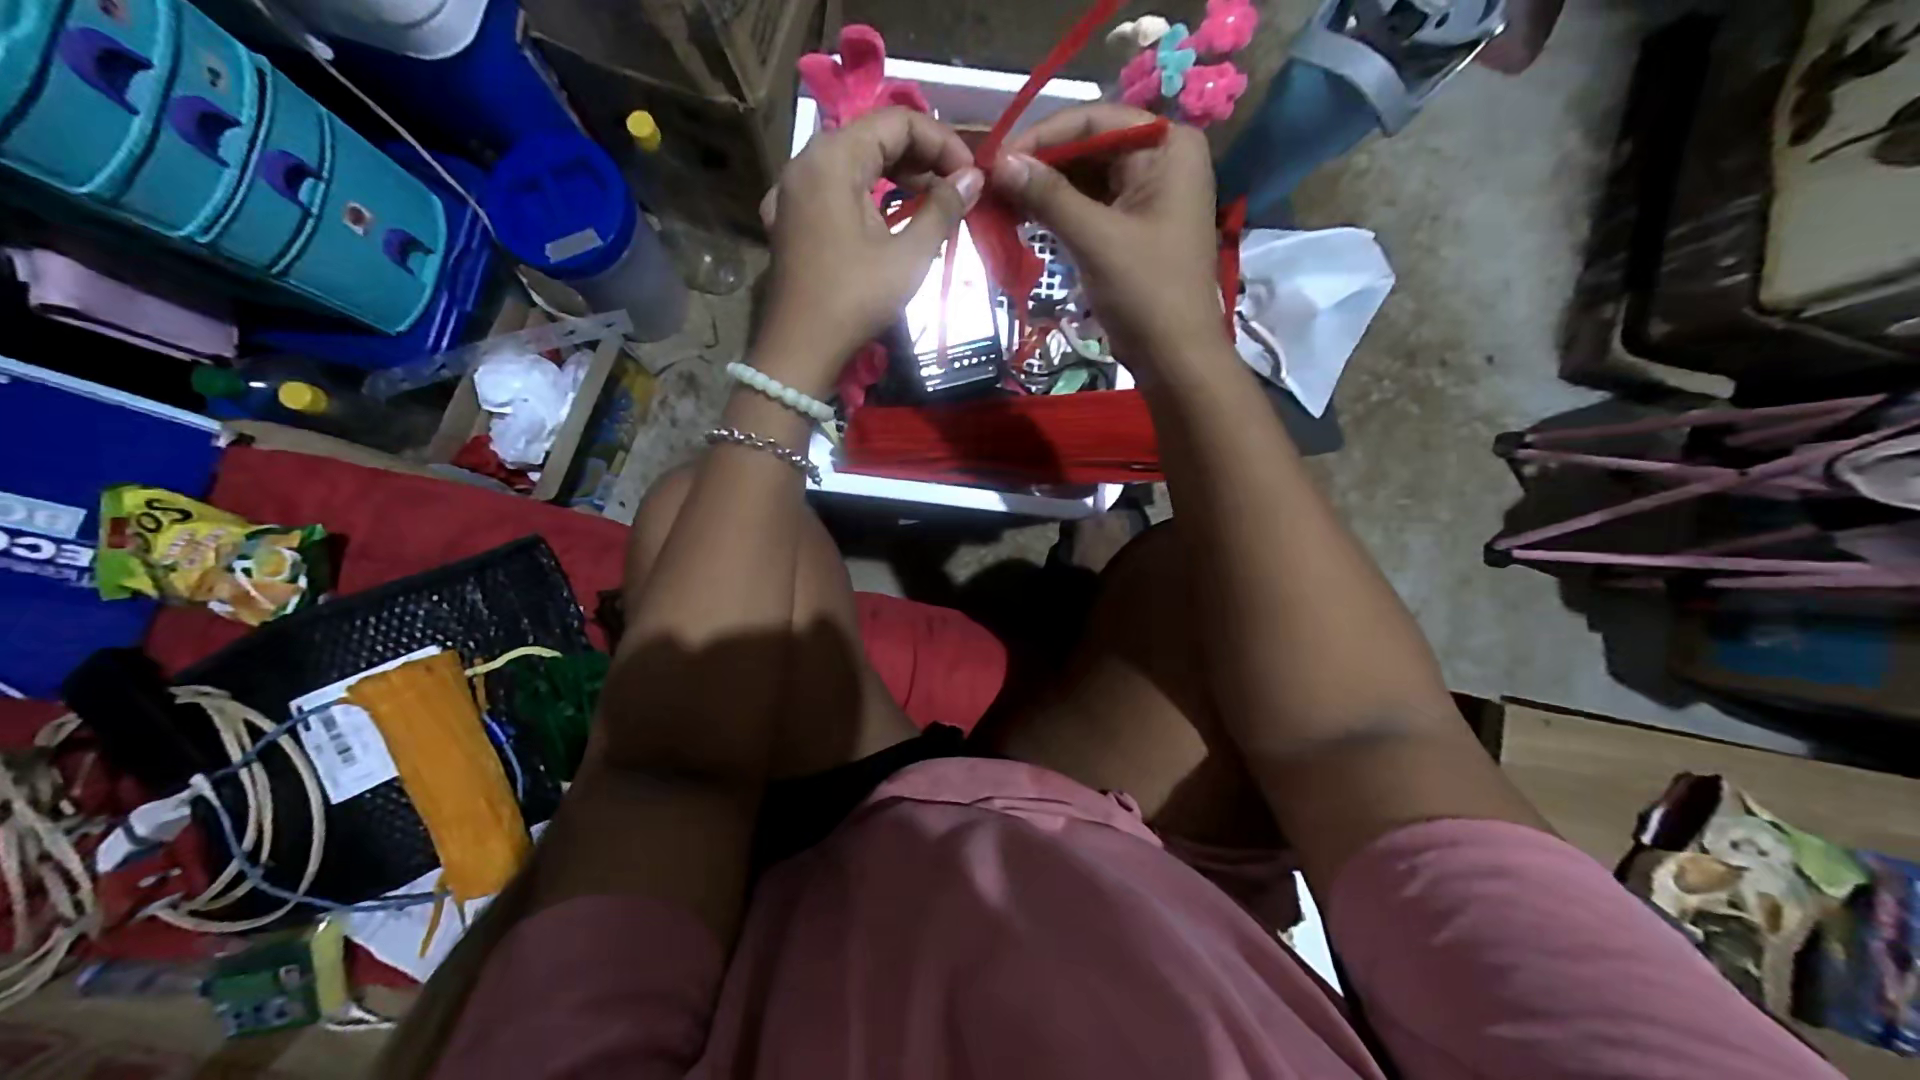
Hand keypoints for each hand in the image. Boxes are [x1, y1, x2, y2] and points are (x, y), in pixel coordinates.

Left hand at [757, 108, 983, 391]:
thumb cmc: (855, 300)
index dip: (942, 141)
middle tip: (957, 188)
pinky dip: (868, 194)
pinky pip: (836, 190)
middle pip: (873, 136)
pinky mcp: (791, 218)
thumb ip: (943, 209)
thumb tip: (973, 179)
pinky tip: (891, 217)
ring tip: (934, 202)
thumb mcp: (908, 256)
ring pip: (854, 163)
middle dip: (922, 157)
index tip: (971, 175)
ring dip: (897, 176)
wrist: (799, 349)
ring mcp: (794, 191)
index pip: (897, 121)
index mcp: (833, 159)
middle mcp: (807, 162)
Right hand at [990, 104, 1222, 368]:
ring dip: (1044, 189)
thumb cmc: (1146, 291)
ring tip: (1000, 200)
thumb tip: (999, 162)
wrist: (1175, 356)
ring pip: (1086, 177)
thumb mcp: (1096, 238)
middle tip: (992, 181)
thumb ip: (1048, 196)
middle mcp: (1161, 160)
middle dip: (1041, 164)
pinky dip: (1058, 211)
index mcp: (1168, 147)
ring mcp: (1147, 195)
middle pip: (1090, 146)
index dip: (1044, 135)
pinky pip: (1089, 205)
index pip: (1097, 119)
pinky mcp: (1132, 226)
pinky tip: (1022, 217)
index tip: (998, 157)